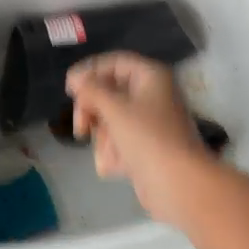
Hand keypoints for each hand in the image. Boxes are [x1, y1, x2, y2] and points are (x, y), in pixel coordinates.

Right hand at [66, 52, 214, 226]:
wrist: (179, 185)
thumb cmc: (148, 138)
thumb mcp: (115, 108)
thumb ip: (91, 90)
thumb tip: (75, 77)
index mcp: (151, 77)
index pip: (115, 63)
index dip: (90, 71)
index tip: (69, 89)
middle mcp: (152, 95)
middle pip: (110, 92)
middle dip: (93, 111)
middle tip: (81, 127)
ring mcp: (150, 123)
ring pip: (112, 120)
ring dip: (103, 137)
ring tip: (109, 155)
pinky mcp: (147, 147)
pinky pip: (121, 142)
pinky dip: (114, 152)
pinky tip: (115, 168)